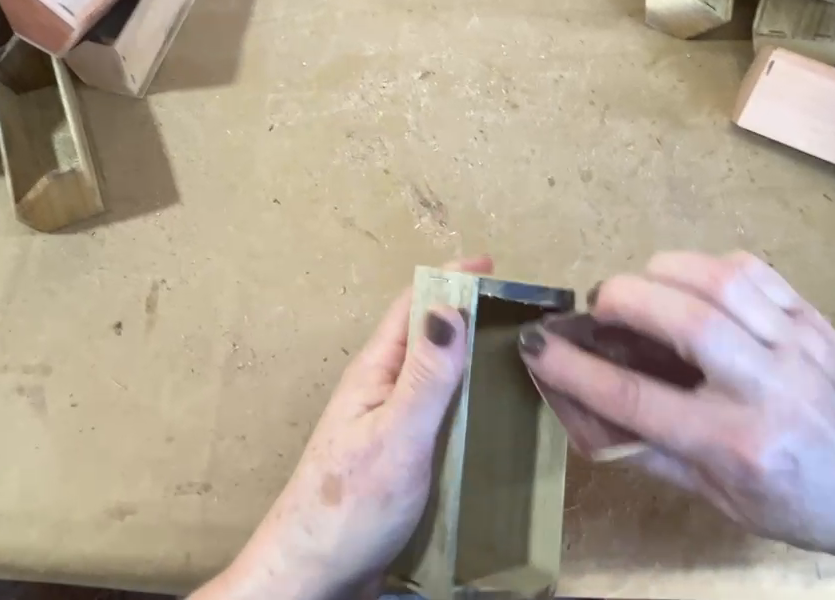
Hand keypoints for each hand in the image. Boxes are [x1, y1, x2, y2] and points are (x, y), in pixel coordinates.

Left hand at [195, 256, 491, 599]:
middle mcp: (382, 387)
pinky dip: (468, 400)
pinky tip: (494, 416)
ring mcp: (390, 423)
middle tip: (521, 315)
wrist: (313, 576)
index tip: (494, 266)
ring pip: (436, 376)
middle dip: (468, 315)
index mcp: (376, 369)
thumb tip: (449, 305)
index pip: (413, 305)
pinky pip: (440, 413)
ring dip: (471, 358)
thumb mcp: (396, 435)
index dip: (450, 279)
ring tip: (518, 359)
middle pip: (428, 337)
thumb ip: (426, 376)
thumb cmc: (350, 503)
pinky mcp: (401, 456)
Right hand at [519, 251, 834, 568]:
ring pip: (718, 281)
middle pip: (681, 320)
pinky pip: (752, 269)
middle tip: (599, 308)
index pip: (637, 399)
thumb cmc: (801, 506)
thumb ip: (647, 452)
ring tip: (643, 290)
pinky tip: (692, 283)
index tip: (535, 346)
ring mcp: (797, 347)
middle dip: (620, 299)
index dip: (573, 369)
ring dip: (661, 273)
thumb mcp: (719, 501)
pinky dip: (706, 265)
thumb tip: (579, 406)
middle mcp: (768, 391)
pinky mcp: (814, 318)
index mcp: (738, 447)